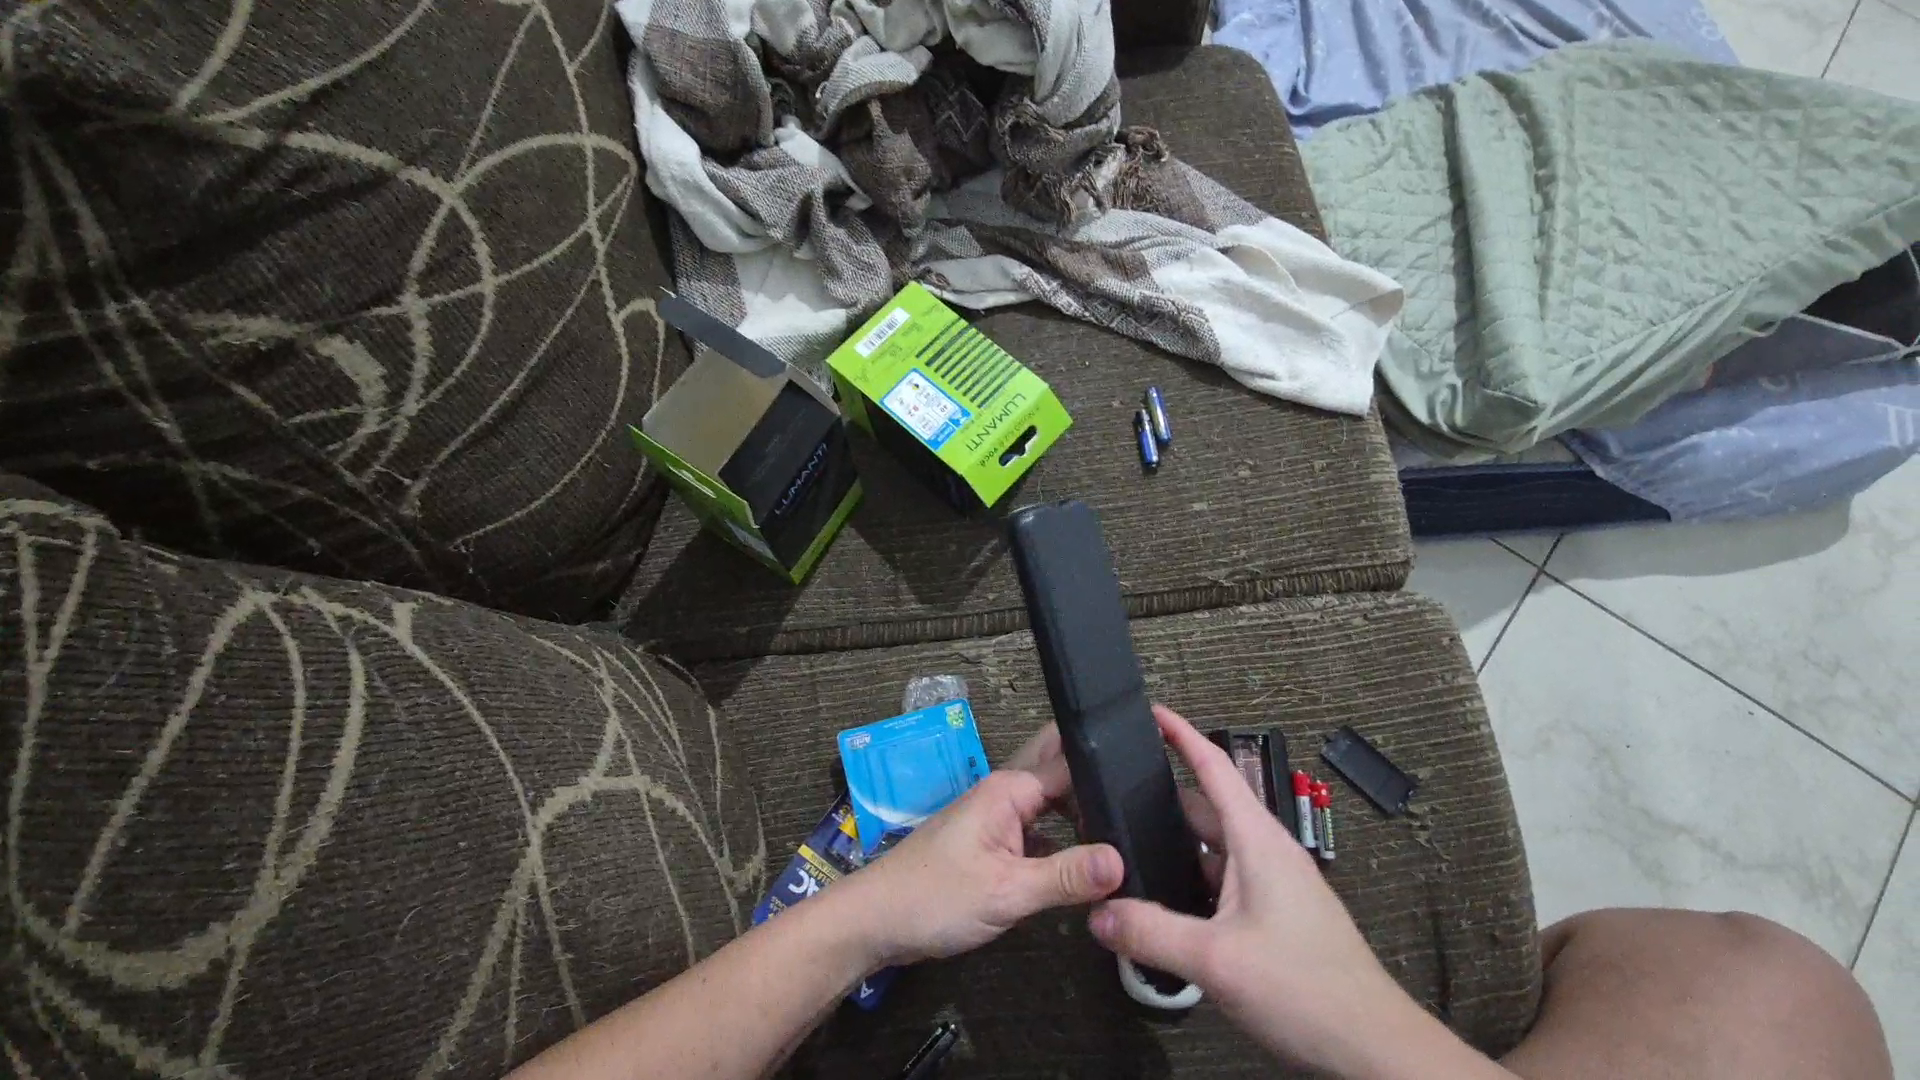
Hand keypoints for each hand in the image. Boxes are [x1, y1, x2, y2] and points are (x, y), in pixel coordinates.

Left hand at [843, 760, 1122, 967]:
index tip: (1152, 775)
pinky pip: (1039, 827)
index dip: (1111, 768)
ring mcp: (997, 816)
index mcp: (1010, 789)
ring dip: (1082, 809)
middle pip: (1060, 771)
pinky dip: (1064, 836)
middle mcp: (1005, 792)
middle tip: (1148, 791)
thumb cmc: (935, 898)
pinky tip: (1090, 855)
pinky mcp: (992, 841)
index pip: (1072, 764)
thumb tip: (1122, 859)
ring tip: (1130, 822)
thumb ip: (1066, 875)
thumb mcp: (1007, 892)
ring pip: (1051, 801)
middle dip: (1097, 776)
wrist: (875, 920)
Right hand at [1087, 706, 1431, 1075]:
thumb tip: (1096, 912)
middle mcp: (1265, 852)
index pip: (1215, 767)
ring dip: (1173, 843)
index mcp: (1257, 840)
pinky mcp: (1273, 916)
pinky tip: (1160, 899)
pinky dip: (1188, 877)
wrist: (1374, 1047)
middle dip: (1160, 796)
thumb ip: (1150, 932)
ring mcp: (1272, 885)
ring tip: (1124, 845)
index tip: (1149, 710)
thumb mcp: (1216, 960)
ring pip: (1211, 848)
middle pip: (1205, 808)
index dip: (1182, 734)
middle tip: (1110, 794)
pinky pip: (1221, 880)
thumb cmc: (1303, 987)